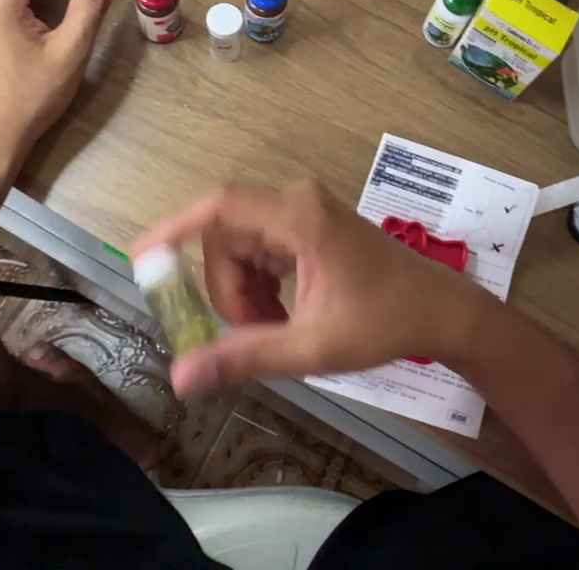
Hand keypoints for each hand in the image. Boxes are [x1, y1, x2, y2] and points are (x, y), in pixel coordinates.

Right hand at [134, 179, 496, 395]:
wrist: (438, 308)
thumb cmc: (383, 321)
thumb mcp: (312, 347)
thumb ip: (245, 356)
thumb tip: (181, 376)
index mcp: (298, 218)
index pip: (220, 207)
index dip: (173, 227)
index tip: (140, 259)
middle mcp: (296, 202)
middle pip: (226, 237)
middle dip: (225, 289)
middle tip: (249, 334)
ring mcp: (303, 211)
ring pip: (240, 248)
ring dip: (243, 293)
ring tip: (276, 331)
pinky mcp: (307, 224)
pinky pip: (260, 250)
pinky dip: (259, 287)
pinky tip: (283, 316)